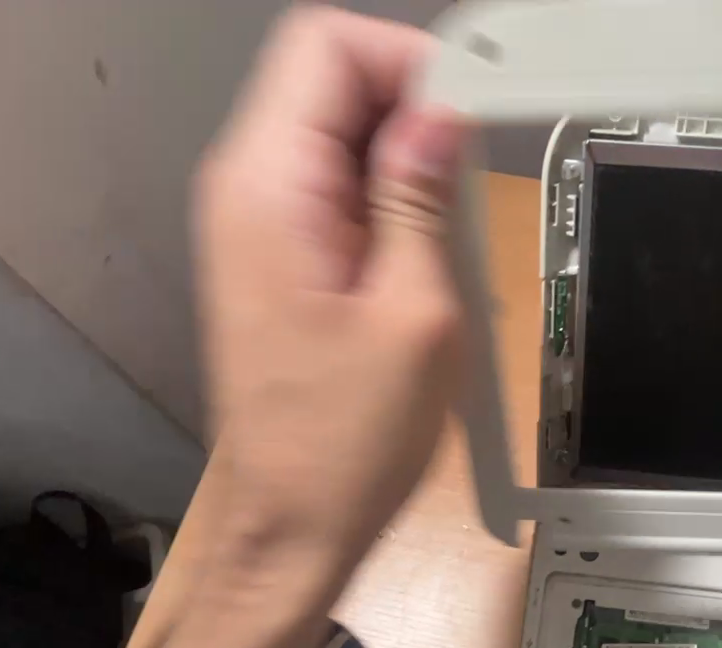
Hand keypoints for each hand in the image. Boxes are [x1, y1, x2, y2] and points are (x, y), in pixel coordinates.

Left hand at [145, 8, 466, 647]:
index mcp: (268, 188)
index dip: (411, 62)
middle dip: (414, 124)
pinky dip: (391, 220)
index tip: (475, 118)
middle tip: (470, 203)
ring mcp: (258, 233)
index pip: (328, 47)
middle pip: (332, 90)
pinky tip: (423, 278)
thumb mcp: (416, 314)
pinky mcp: (279, 269)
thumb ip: (422, 199)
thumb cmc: (353, 441)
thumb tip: (438, 114)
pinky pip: (339, 206)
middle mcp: (246, 193)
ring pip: (342, 150)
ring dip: (409, 181)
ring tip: (449, 257)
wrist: (298, 525)